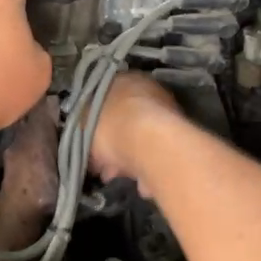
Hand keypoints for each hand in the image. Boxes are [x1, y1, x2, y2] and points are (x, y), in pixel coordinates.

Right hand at [88, 72, 181, 188]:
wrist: (152, 145)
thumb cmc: (110, 125)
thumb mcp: (82, 122)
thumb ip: (81, 121)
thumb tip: (83, 126)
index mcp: (123, 78)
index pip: (103, 95)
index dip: (92, 119)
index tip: (86, 138)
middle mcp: (147, 90)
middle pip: (122, 118)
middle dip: (110, 141)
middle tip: (99, 162)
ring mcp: (165, 113)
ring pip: (138, 137)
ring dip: (126, 157)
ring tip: (114, 176)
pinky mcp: (178, 138)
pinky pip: (153, 153)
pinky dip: (144, 166)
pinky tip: (136, 181)